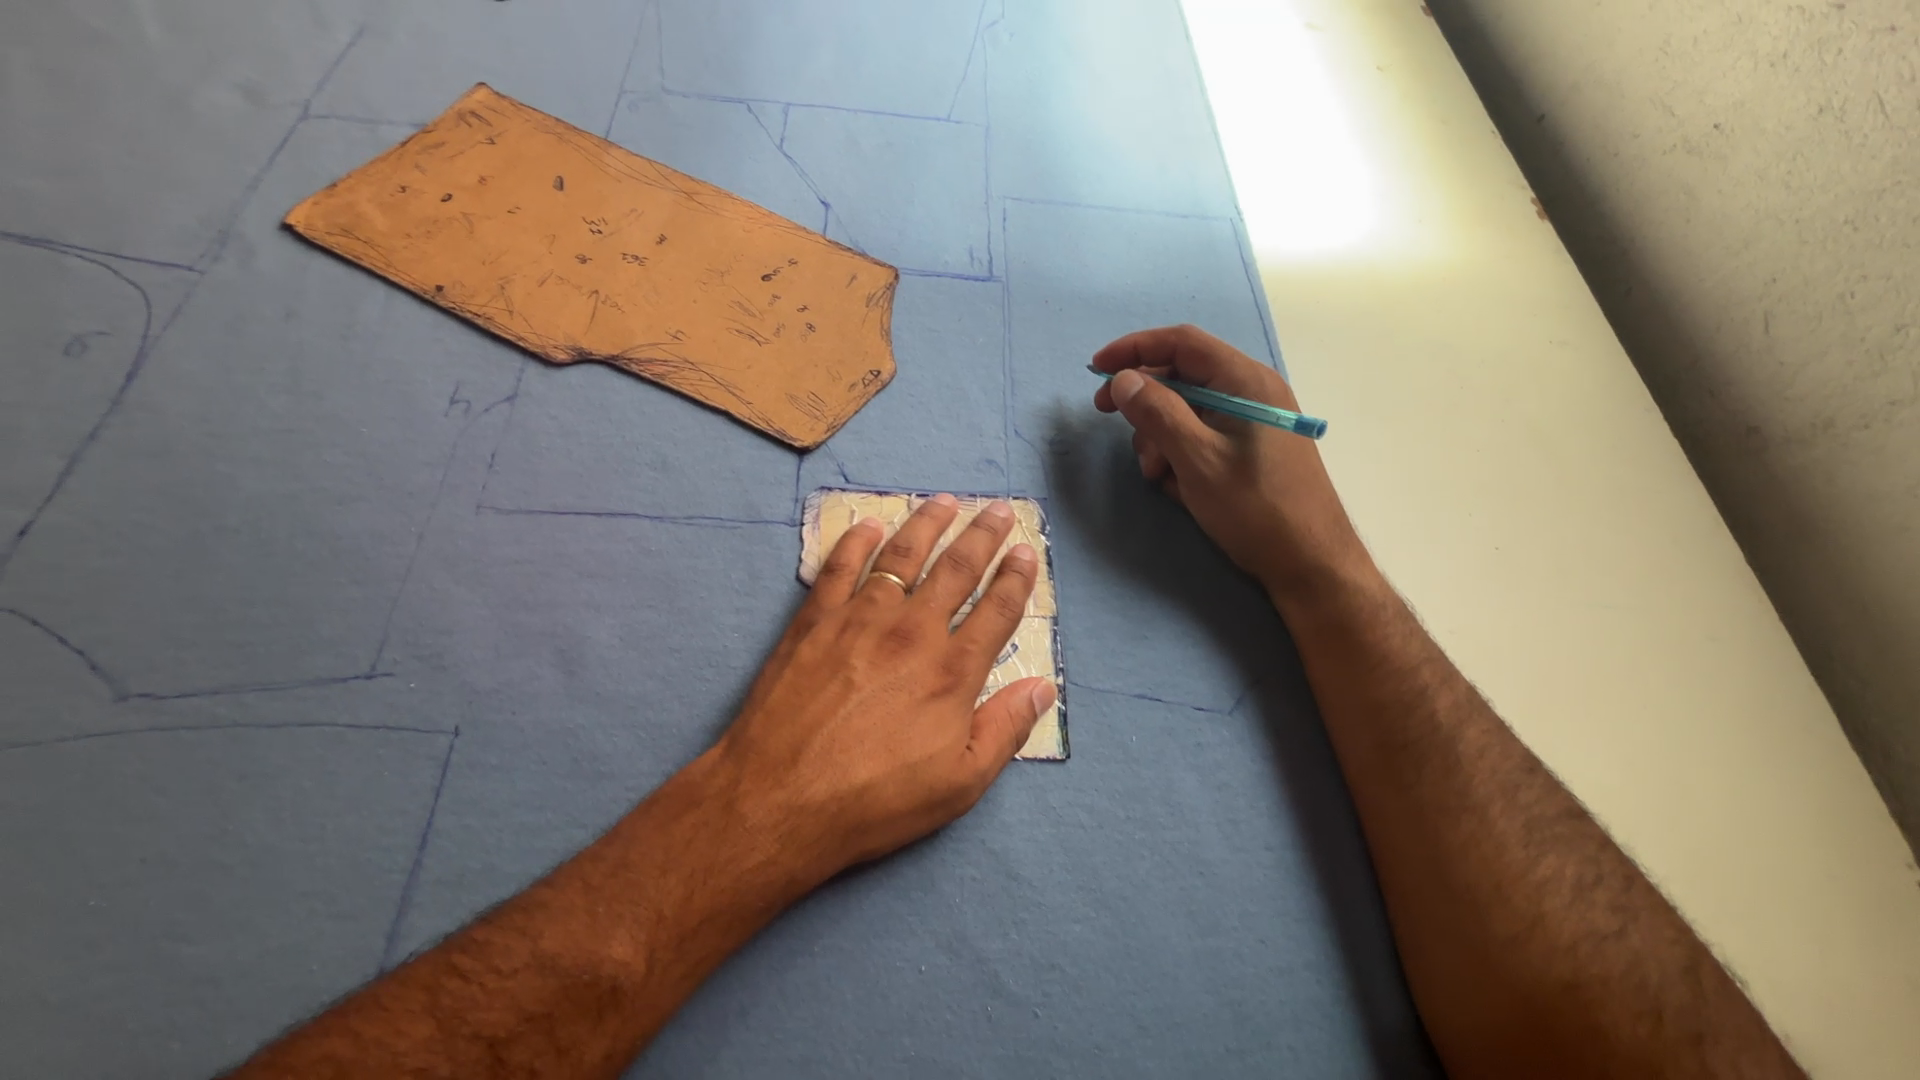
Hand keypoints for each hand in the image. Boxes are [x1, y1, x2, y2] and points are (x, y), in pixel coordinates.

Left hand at [711, 495, 1055, 881]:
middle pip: (956, 570)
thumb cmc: (875, 800)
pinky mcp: (814, 620)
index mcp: (952, 671)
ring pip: (902, 557)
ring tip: (945, 501)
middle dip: (982, 536)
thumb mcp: (958, 785)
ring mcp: (860, 619)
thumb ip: (1004, 731)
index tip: (1026, 552)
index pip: (997, 611)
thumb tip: (1042, 688)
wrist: (780, 798)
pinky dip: (856, 542)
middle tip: (999, 508)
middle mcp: (912, 631)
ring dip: (927, 524)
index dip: (1016, 578)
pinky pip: (839, 567)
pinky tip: (868, 526)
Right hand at [1092, 325, 1371, 604]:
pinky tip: (1177, 486)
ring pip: (1186, 411)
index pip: (1181, 343)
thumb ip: (1158, 413)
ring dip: (1159, 436)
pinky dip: (1180, 455)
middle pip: (1181, 376)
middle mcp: (1250, 392)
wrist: (1309, 562)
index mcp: (1244, 381)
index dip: (1134, 348)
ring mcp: (1251, 422)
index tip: (1096, 368)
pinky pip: (1201, 437)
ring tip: (1157, 474)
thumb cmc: (1255, 507)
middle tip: (1107, 418)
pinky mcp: (1248, 450)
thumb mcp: (1197, 459)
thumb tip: (1123, 379)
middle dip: (1144, 401)